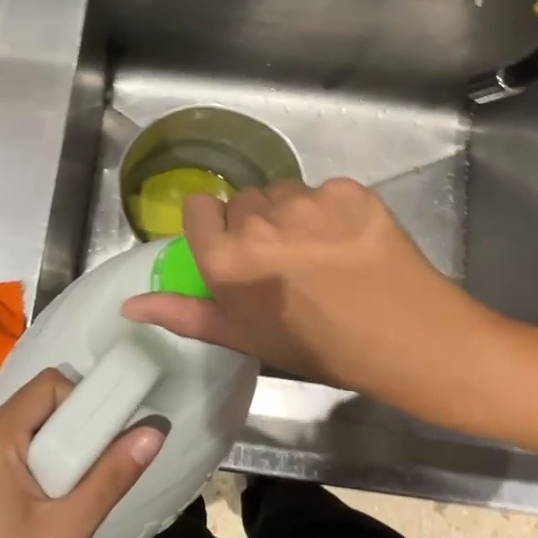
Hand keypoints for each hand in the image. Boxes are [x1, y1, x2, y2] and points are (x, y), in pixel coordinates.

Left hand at [0, 369, 162, 537]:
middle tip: (90, 475)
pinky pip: (0, 455)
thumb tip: (154, 430)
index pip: (48, 386)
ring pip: (19, 433)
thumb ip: (112, 475)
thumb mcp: (68, 530)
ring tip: (66, 499)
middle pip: (33, 407)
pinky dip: (28, 468)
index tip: (106, 441)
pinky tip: (38, 511)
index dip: (85, 402)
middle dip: (70, 432)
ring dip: (50, 453)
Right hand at [122, 178, 502, 403]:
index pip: (200, 209)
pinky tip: (351, 243)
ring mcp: (308, 201)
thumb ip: (184, 314)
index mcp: (226, 258)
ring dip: (293, 214)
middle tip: (285, 263)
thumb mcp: (244, 337)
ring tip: (320, 253)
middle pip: (243, 201)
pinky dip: (333, 210)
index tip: (237, 251)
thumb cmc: (318, 347)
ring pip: (284, 192)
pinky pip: (325, 191)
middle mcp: (260, 220)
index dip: (216, 229)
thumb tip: (129, 304)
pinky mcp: (350, 190)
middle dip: (256, 224)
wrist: (407, 340)